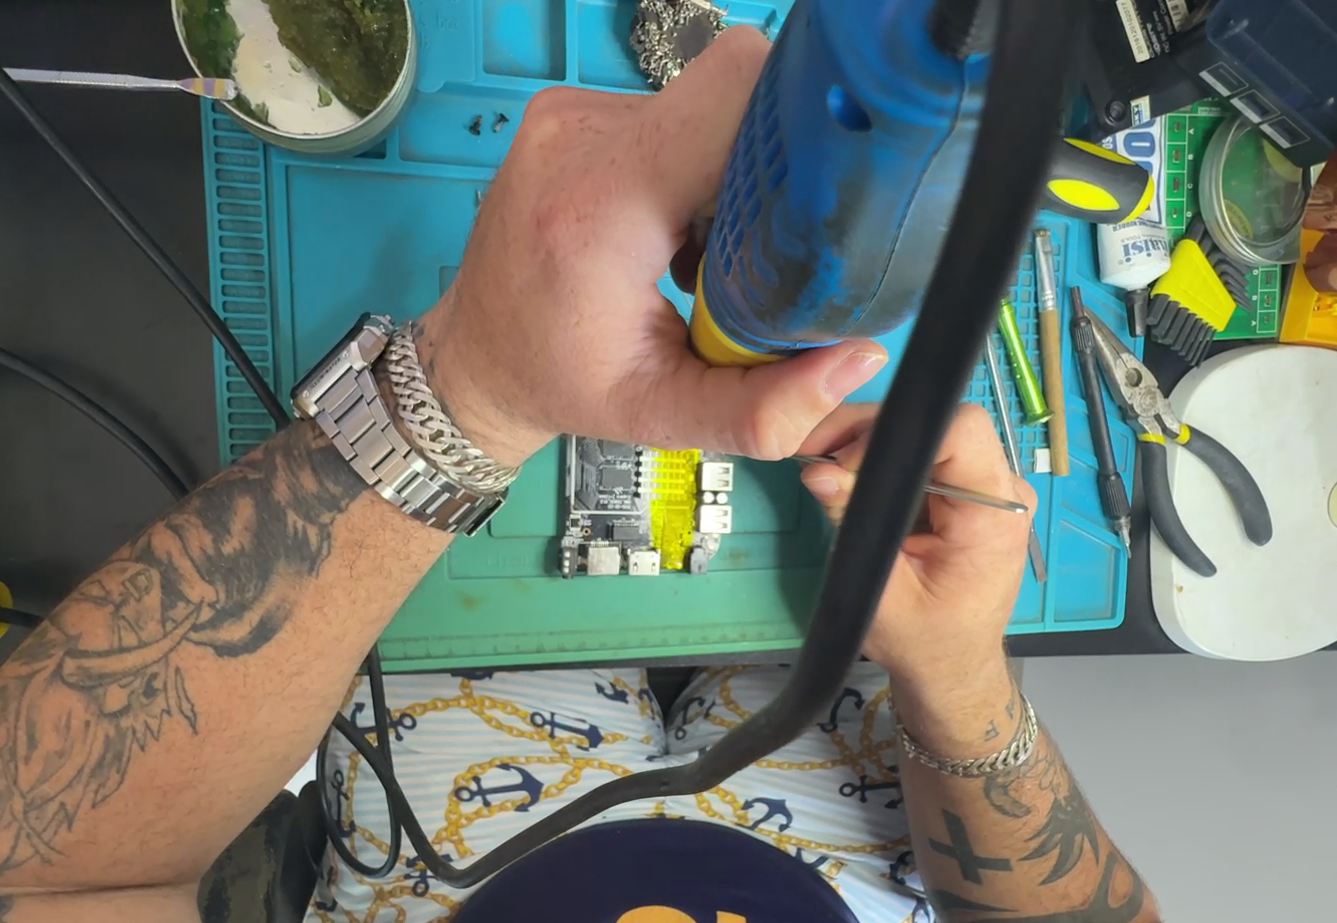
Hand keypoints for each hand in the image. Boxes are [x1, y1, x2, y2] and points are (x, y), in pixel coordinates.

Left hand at [417, 27, 887, 467]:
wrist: (479, 358)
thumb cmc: (560, 385)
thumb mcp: (662, 416)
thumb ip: (761, 409)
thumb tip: (857, 361)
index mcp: (602, 206)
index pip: (737, 92)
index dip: (799, 131)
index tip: (814, 203)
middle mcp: (580, 137)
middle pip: (732, 92)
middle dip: (768, 169)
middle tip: (748, 254)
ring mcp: (571, 116)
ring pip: (704, 105)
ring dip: (726, 176)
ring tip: (700, 255)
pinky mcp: (572, 116)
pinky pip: (667, 115)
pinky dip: (691, 168)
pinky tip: (672, 233)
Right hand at [799, 404, 1036, 723]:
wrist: (950, 669)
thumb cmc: (923, 643)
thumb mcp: (880, 591)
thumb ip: (852, 523)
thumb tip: (815, 471)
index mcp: (993, 514)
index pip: (958, 431)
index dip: (893, 436)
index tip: (844, 464)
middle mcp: (999, 490)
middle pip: (933, 427)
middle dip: (866, 434)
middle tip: (811, 454)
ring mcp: (981, 487)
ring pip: (920, 437)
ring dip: (864, 445)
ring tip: (818, 465)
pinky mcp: (959, 492)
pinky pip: (918, 458)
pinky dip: (875, 461)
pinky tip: (838, 474)